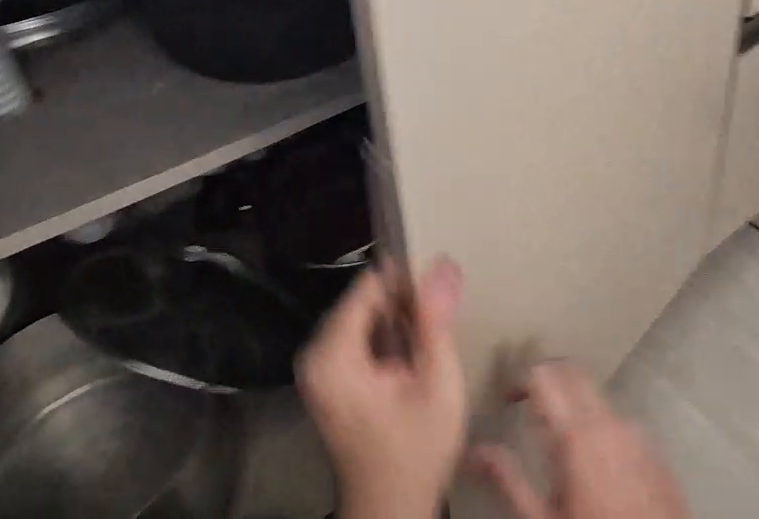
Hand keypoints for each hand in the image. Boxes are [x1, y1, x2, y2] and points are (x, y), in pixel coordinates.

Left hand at [297, 257, 467, 518]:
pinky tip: (411, 360)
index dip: (406, 283)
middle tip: (437, 327)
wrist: (391, 506)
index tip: (438, 296)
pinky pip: (360, 336)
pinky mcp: (327, 378)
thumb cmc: (416, 449)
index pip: (368, 285)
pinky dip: (387, 339)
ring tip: (428, 343)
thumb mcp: (438, 383)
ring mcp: (318, 367)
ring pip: (365, 316)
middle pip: (365, 300)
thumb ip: (436, 321)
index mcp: (333, 354)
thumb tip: (442, 264)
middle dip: (403, 305)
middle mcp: (316, 355)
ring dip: (398, 321)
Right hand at [470, 361, 689, 518]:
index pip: (545, 374)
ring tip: (560, 447)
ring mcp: (635, 431)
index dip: (522, 379)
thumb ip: (508, 479)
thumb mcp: (542, 517)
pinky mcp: (652, 446)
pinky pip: (618, 421)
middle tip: (530, 412)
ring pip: (597, 397)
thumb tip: (475, 454)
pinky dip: (600, 428)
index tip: (509, 400)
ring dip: (575, 407)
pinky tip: (593, 465)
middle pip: (573, 372)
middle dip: (549, 382)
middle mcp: (609, 421)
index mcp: (577, 433)